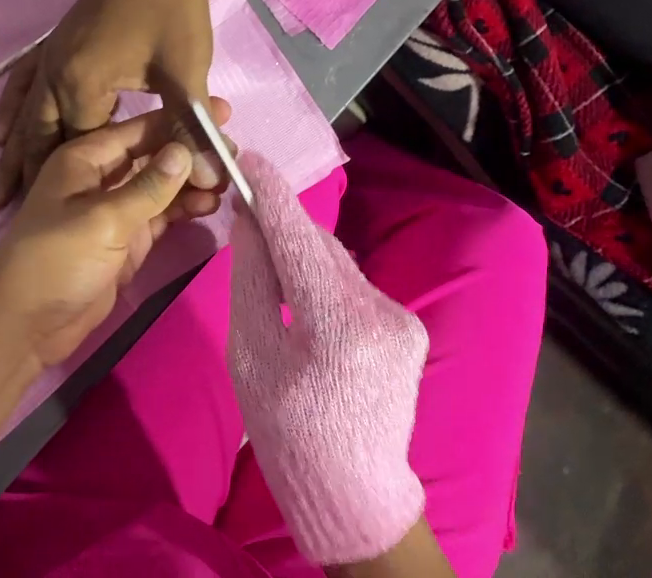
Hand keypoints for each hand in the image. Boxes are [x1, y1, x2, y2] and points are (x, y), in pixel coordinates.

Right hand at [0, 0, 221, 207]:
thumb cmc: (172, 10)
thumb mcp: (185, 73)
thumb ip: (191, 128)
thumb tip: (212, 178)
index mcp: (81, 85)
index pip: (79, 148)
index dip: (82, 185)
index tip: (72, 223)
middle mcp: (53, 74)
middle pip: (37, 137)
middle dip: (24, 177)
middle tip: (7, 218)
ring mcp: (49, 57)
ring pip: (24, 116)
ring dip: (12, 152)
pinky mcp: (55, 44)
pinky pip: (22, 84)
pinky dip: (11, 111)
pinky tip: (2, 128)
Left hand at [0, 103, 230, 366]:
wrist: (26, 324)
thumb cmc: (56, 260)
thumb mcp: (103, 218)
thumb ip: (148, 186)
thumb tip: (187, 150)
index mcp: (84, 158)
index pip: (140, 129)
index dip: (180, 121)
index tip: (223, 114)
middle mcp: (100, 177)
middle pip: (154, 155)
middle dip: (192, 153)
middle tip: (234, 155)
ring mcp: (114, 210)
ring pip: (161, 186)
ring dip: (191, 183)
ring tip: (228, 183)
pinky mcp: (125, 240)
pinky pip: (160, 215)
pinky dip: (182, 209)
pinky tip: (209, 206)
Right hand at [230, 151, 428, 565]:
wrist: (354, 493)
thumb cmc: (287, 431)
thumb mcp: (251, 355)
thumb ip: (251, 280)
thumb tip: (248, 220)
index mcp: (338, 325)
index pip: (299, 238)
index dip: (271, 194)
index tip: (249, 157)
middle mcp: (381, 312)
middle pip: (319, 247)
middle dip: (282, 228)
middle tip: (243, 215)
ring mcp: (403, 319)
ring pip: (338, 264)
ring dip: (302, 256)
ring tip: (271, 272)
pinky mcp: (409, 328)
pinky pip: (353, 286)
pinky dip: (324, 282)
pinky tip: (306, 307)